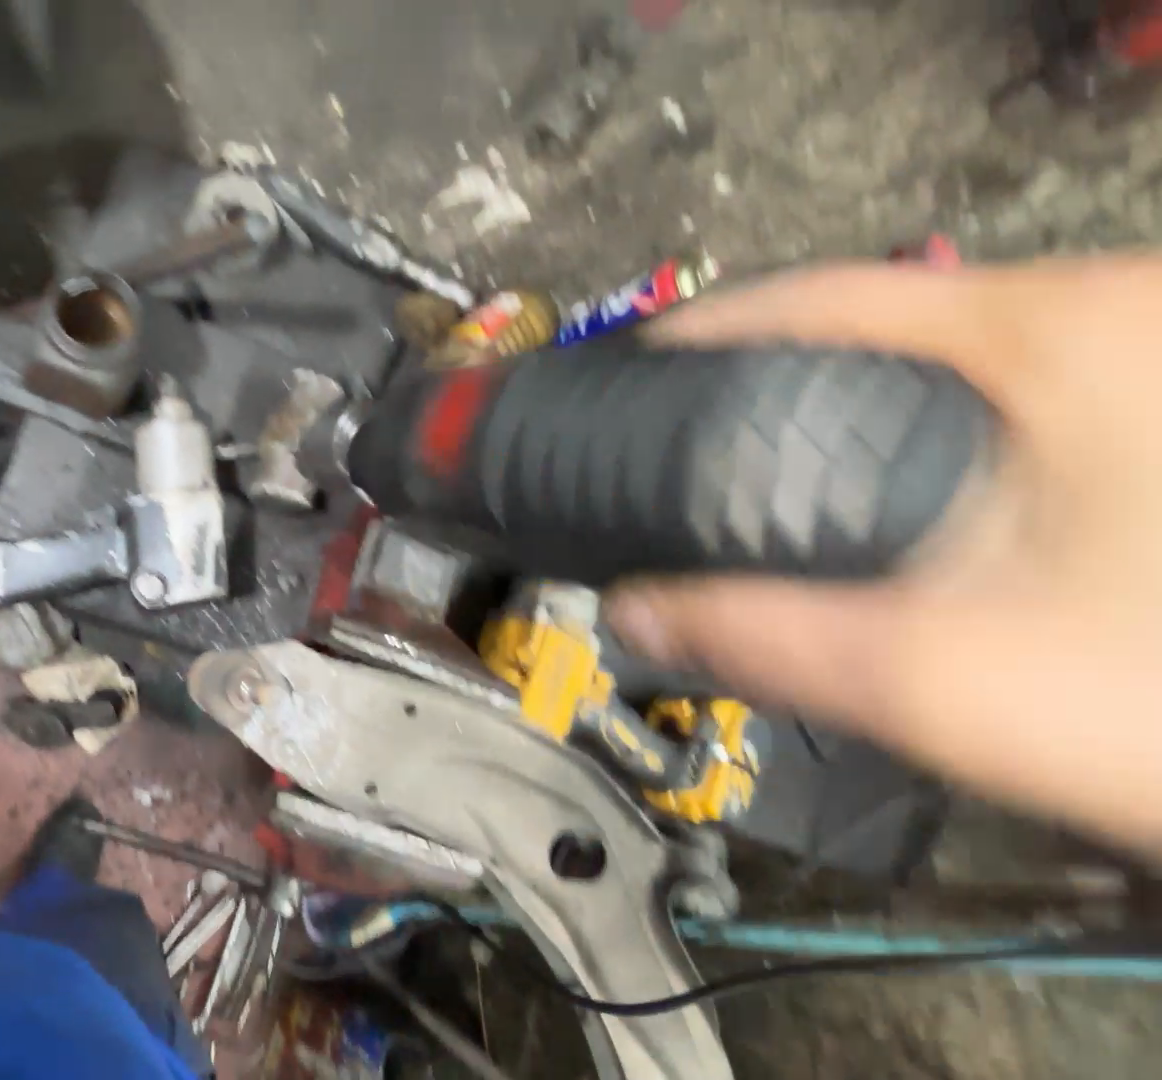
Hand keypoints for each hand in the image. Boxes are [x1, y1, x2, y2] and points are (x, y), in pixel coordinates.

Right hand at [608, 257, 1161, 853]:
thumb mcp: (940, 672)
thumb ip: (757, 635)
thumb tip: (631, 613)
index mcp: (1049, 338)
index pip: (824, 296)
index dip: (706, 328)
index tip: (632, 364)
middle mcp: (1109, 325)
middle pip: (878, 326)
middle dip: (764, 379)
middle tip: (682, 438)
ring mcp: (1142, 373)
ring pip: (942, 368)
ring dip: (839, 412)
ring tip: (759, 471)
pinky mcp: (1153, 429)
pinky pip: (997, 406)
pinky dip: (913, 439)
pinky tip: (882, 501)